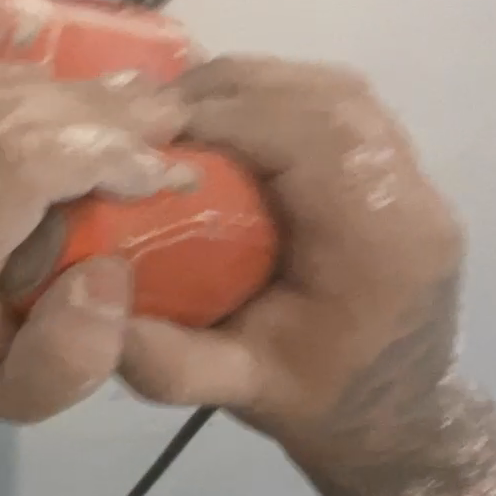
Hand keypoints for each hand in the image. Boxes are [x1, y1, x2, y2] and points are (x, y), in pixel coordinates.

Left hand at [0, 65, 191, 420]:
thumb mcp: (31, 395)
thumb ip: (71, 355)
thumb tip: (106, 273)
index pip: (14, 170)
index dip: (96, 154)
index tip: (163, 172)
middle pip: (4, 122)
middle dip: (98, 114)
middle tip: (172, 121)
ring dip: (72, 92)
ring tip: (141, 104)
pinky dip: (22, 79)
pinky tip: (73, 93)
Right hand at [116, 56, 465, 462]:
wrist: (390, 408)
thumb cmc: (314, 397)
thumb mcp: (235, 392)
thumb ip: (165, 361)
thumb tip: (88, 303)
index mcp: (378, 240)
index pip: (312, 136)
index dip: (224, 117)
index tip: (141, 134)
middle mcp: (406, 192)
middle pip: (325, 96)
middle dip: (225, 90)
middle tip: (141, 117)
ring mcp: (404, 173)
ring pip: (329, 89)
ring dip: (243, 87)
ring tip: (167, 114)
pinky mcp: (381, 167)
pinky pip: (326, 104)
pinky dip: (261, 97)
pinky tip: (207, 122)